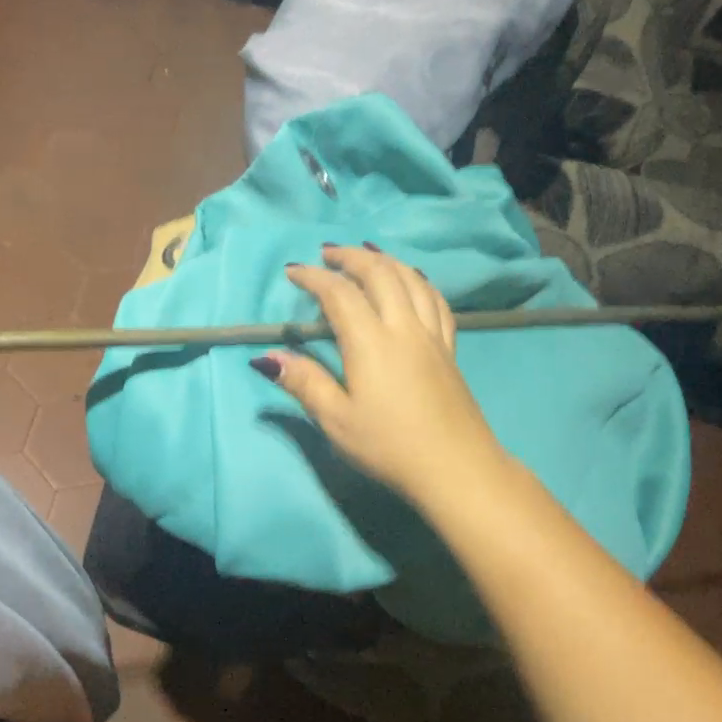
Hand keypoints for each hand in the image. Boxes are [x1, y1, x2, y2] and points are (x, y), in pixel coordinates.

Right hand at [253, 245, 509, 505]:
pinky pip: (435, 300)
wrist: (454, 467)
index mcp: (371, 343)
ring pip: (411, 281)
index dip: (314, 278)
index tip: (293, 271)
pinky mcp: (448, 350)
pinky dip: (417, 280)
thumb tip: (267, 357)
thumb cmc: (387, 446)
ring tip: (366, 256)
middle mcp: (404, 328)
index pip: (340, 295)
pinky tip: (412, 282)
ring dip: (385, 261)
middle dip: (351, 258)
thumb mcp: (336, 420)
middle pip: (380, 275)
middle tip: (327, 254)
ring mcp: (431, 336)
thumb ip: (304, 383)